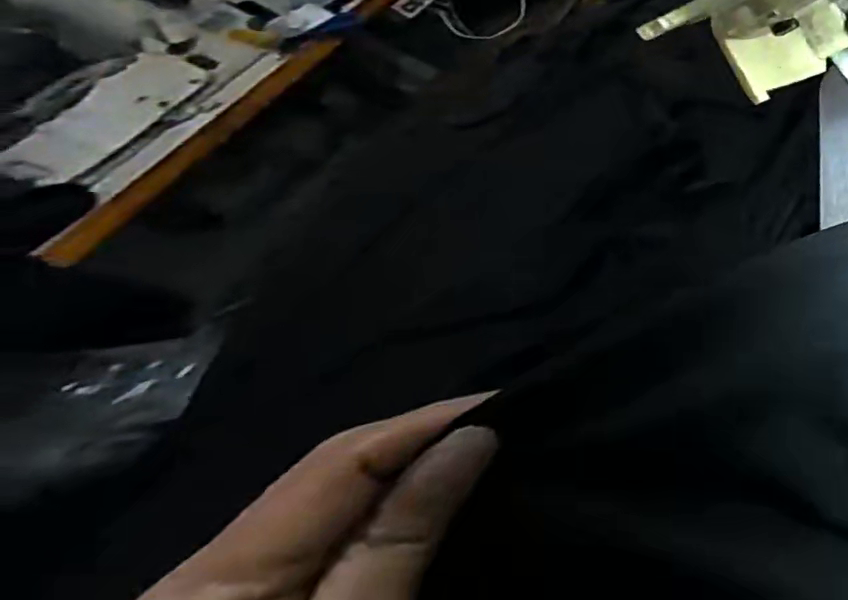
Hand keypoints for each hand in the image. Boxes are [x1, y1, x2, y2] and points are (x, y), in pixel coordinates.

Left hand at [143, 394, 497, 599]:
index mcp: (212, 573)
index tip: (509, 400)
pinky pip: (321, 538)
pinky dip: (381, 513)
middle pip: (334, 473)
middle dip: (422, 441)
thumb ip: (399, 541)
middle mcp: (205, 568)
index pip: (341, 457)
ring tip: (483, 449)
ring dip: (408, 473)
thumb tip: (474, 434)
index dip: (428, 420)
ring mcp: (219, 592)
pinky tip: (427, 501)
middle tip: (508, 423)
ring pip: (331, 503)